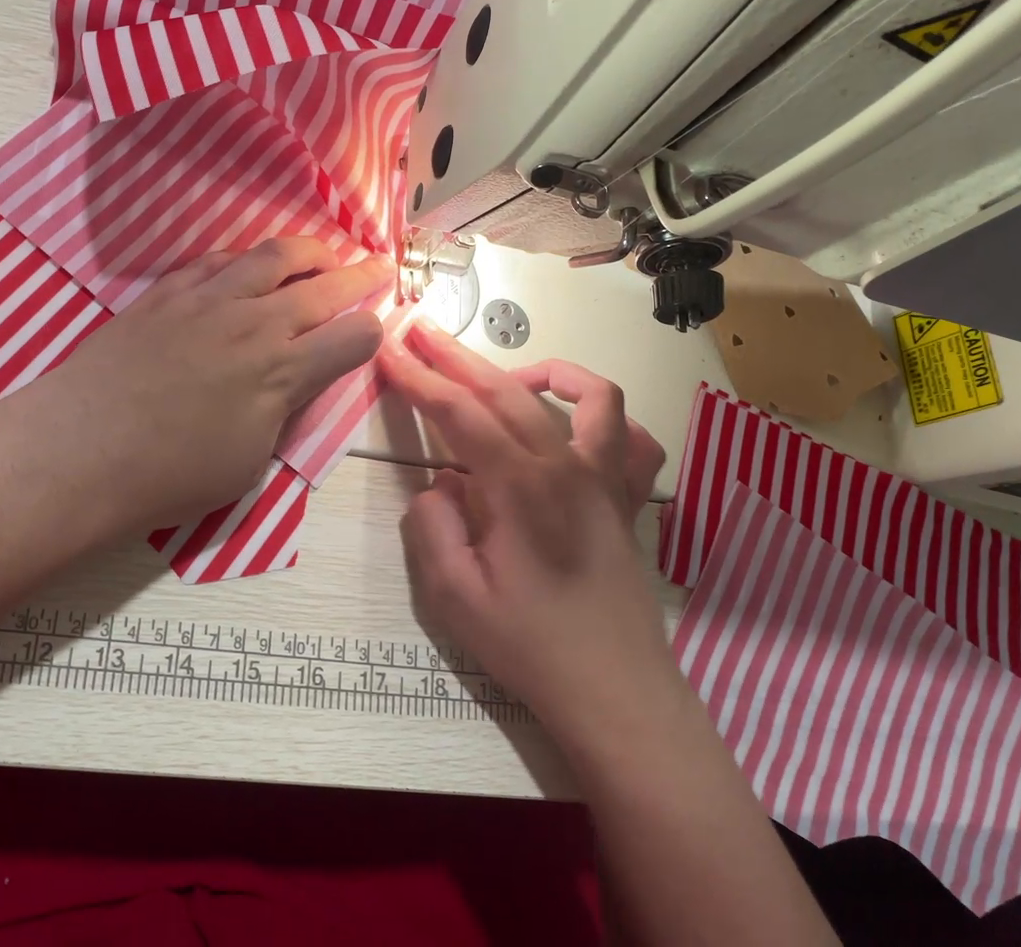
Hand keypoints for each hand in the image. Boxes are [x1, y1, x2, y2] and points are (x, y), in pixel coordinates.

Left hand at [30, 238, 391, 529]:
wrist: (84, 448)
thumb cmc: (171, 475)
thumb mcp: (248, 463)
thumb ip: (278, 416)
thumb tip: (287, 388)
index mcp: (283, 372)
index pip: (351, 339)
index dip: (373, 332)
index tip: (377, 330)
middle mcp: (254, 323)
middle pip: (323, 287)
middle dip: (360, 277)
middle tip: (380, 266)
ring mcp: (208, 300)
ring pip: (271, 256)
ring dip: (308, 251)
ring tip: (323, 254)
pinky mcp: (167, 293)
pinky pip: (217, 260)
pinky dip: (245, 258)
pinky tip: (248, 263)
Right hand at [378, 322, 672, 735]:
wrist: (614, 689)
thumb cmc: (529, 646)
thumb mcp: (454, 597)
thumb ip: (433, 528)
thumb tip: (438, 485)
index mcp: (519, 486)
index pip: (458, 413)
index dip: (418, 379)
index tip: (389, 350)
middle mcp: (567, 466)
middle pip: (507, 391)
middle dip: (457, 356)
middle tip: (421, 330)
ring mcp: (606, 479)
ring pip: (585, 395)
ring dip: (541, 370)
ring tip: (505, 373)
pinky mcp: (628, 500)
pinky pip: (631, 438)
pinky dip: (605, 417)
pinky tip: (576, 423)